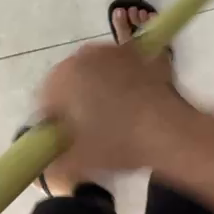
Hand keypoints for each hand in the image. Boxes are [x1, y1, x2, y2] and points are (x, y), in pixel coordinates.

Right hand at [38, 43, 195, 175]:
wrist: (170, 129)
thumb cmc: (118, 143)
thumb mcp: (78, 161)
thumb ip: (54, 162)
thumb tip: (49, 163)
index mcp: (60, 78)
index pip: (44, 100)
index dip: (53, 122)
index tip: (64, 139)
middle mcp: (81, 56)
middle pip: (67, 82)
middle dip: (73, 101)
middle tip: (88, 128)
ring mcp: (111, 49)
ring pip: (93, 71)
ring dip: (96, 88)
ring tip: (113, 115)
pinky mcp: (137, 52)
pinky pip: (118, 67)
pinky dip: (119, 79)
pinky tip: (131, 101)